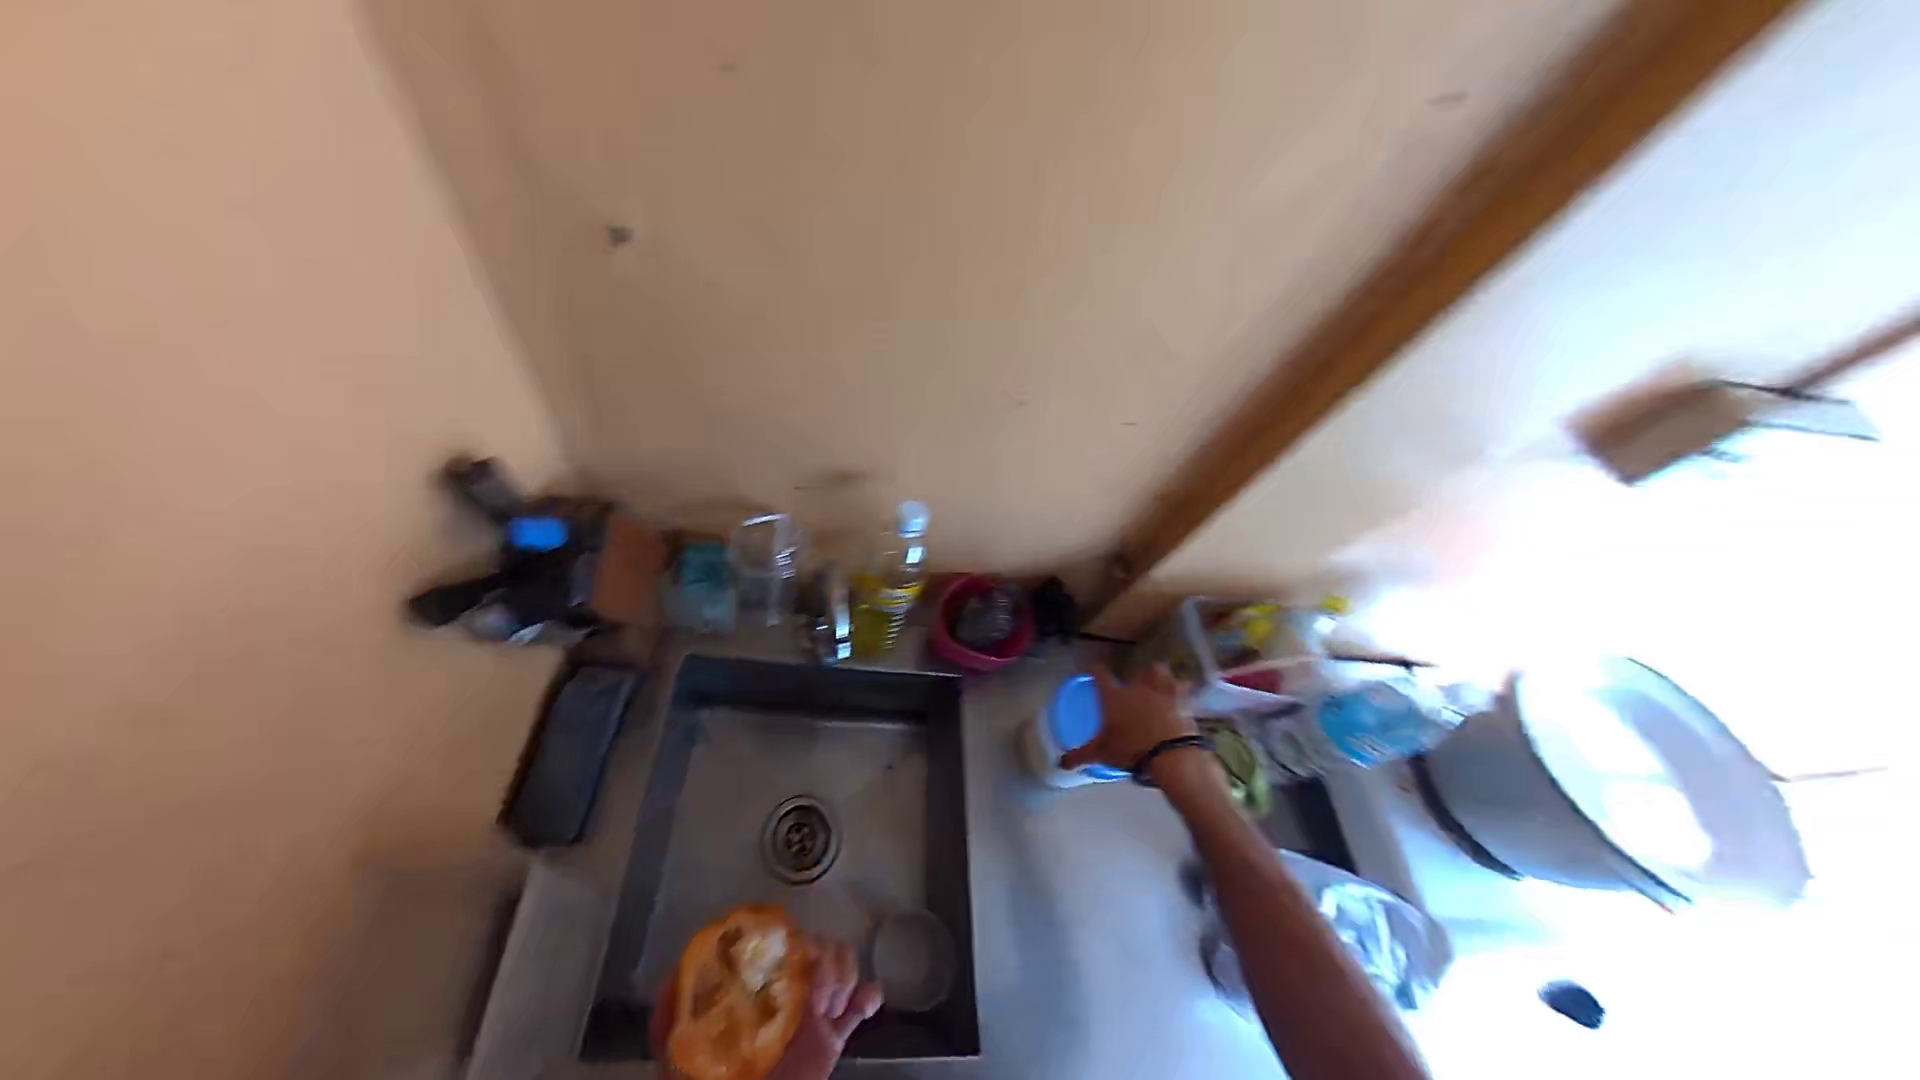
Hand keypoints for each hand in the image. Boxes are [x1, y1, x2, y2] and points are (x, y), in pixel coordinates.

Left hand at [650, 936, 882, 1079]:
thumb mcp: (681, 1051)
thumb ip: (671, 1015)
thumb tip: (671, 972)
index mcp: (755, 985)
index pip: (783, 940)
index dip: (797, 941)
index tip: (796, 961)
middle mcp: (785, 988)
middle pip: (818, 945)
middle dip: (826, 961)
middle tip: (817, 998)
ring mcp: (810, 1010)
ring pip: (841, 966)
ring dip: (845, 975)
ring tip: (832, 1007)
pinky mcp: (831, 1037)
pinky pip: (858, 1007)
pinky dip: (868, 995)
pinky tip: (868, 1001)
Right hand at [1058, 663, 1194, 773]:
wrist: (1170, 755)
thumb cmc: (1131, 750)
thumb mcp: (1102, 754)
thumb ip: (1080, 755)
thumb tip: (1060, 763)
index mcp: (1114, 696)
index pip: (1100, 674)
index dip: (1094, 669)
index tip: (1092, 668)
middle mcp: (1137, 687)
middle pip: (1135, 669)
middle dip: (1135, 673)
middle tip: (1133, 682)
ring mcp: (1161, 690)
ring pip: (1159, 670)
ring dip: (1158, 674)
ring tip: (1158, 682)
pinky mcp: (1183, 699)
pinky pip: (1184, 686)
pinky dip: (1184, 689)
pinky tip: (1184, 693)